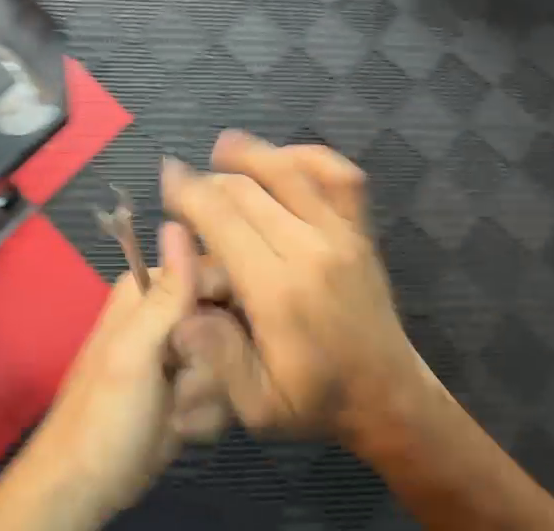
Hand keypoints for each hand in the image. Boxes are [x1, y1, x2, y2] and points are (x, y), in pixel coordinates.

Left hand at [9, 222, 219, 520]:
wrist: (85, 486)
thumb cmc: (105, 415)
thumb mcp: (136, 351)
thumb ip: (167, 293)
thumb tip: (178, 220)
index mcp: (149, 290)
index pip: (218, 275)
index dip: (227, 311)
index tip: (208, 347)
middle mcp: (168, 314)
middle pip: (231, 321)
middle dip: (216, 364)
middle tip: (182, 386)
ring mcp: (181, 354)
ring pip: (234, 361)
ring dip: (211, 396)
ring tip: (176, 414)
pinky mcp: (190, 390)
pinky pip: (227, 392)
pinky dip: (208, 416)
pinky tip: (180, 430)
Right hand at [162, 131, 426, 447]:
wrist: (387, 395)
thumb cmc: (315, 400)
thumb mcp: (256, 405)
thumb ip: (217, 356)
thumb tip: (180, 309)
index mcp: (277, 291)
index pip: (221, 220)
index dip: (187, 192)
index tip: (166, 179)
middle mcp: (309, 250)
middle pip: (246, 190)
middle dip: (207, 179)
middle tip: (183, 182)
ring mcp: (340, 235)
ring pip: (288, 171)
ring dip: (249, 155)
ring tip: (221, 149)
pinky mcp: (360, 230)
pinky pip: (339, 176)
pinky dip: (309, 156)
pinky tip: (282, 158)